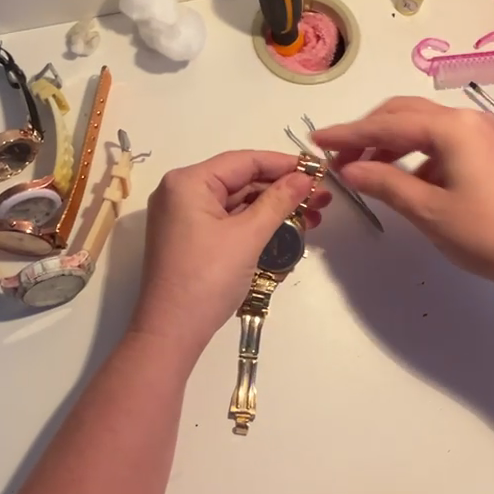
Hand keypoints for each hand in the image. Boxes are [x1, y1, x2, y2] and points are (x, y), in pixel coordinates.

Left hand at [130, 151, 330, 357]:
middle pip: (240, 180)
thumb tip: (304, 177)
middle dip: (282, 189)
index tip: (318, 171)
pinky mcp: (188, 239)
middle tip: (321, 199)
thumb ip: (278, 201)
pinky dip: (254, 224)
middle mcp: (180, 192)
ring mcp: (182, 217)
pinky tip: (284, 230)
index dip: (283, 164)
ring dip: (272, 209)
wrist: (172, 332)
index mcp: (187, 182)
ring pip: (236, 203)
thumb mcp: (248, 236)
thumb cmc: (208, 279)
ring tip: (312, 217)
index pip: (243, 161)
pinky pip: (226, 221)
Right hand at [312, 97, 493, 293]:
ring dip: (390, 144)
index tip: (314, 141)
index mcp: (450, 128)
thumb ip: (385, 184)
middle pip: (404, 114)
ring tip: (365, 172)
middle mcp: (466, 120)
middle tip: (337, 158)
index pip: (385, 124)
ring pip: (423, 128)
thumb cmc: (489, 233)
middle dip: (368, 133)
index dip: (347, 133)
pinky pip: (441, 143)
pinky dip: (415, 156)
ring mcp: (482, 135)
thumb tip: (349, 169)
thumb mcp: (429, 211)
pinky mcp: (490, 154)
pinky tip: (404, 183)